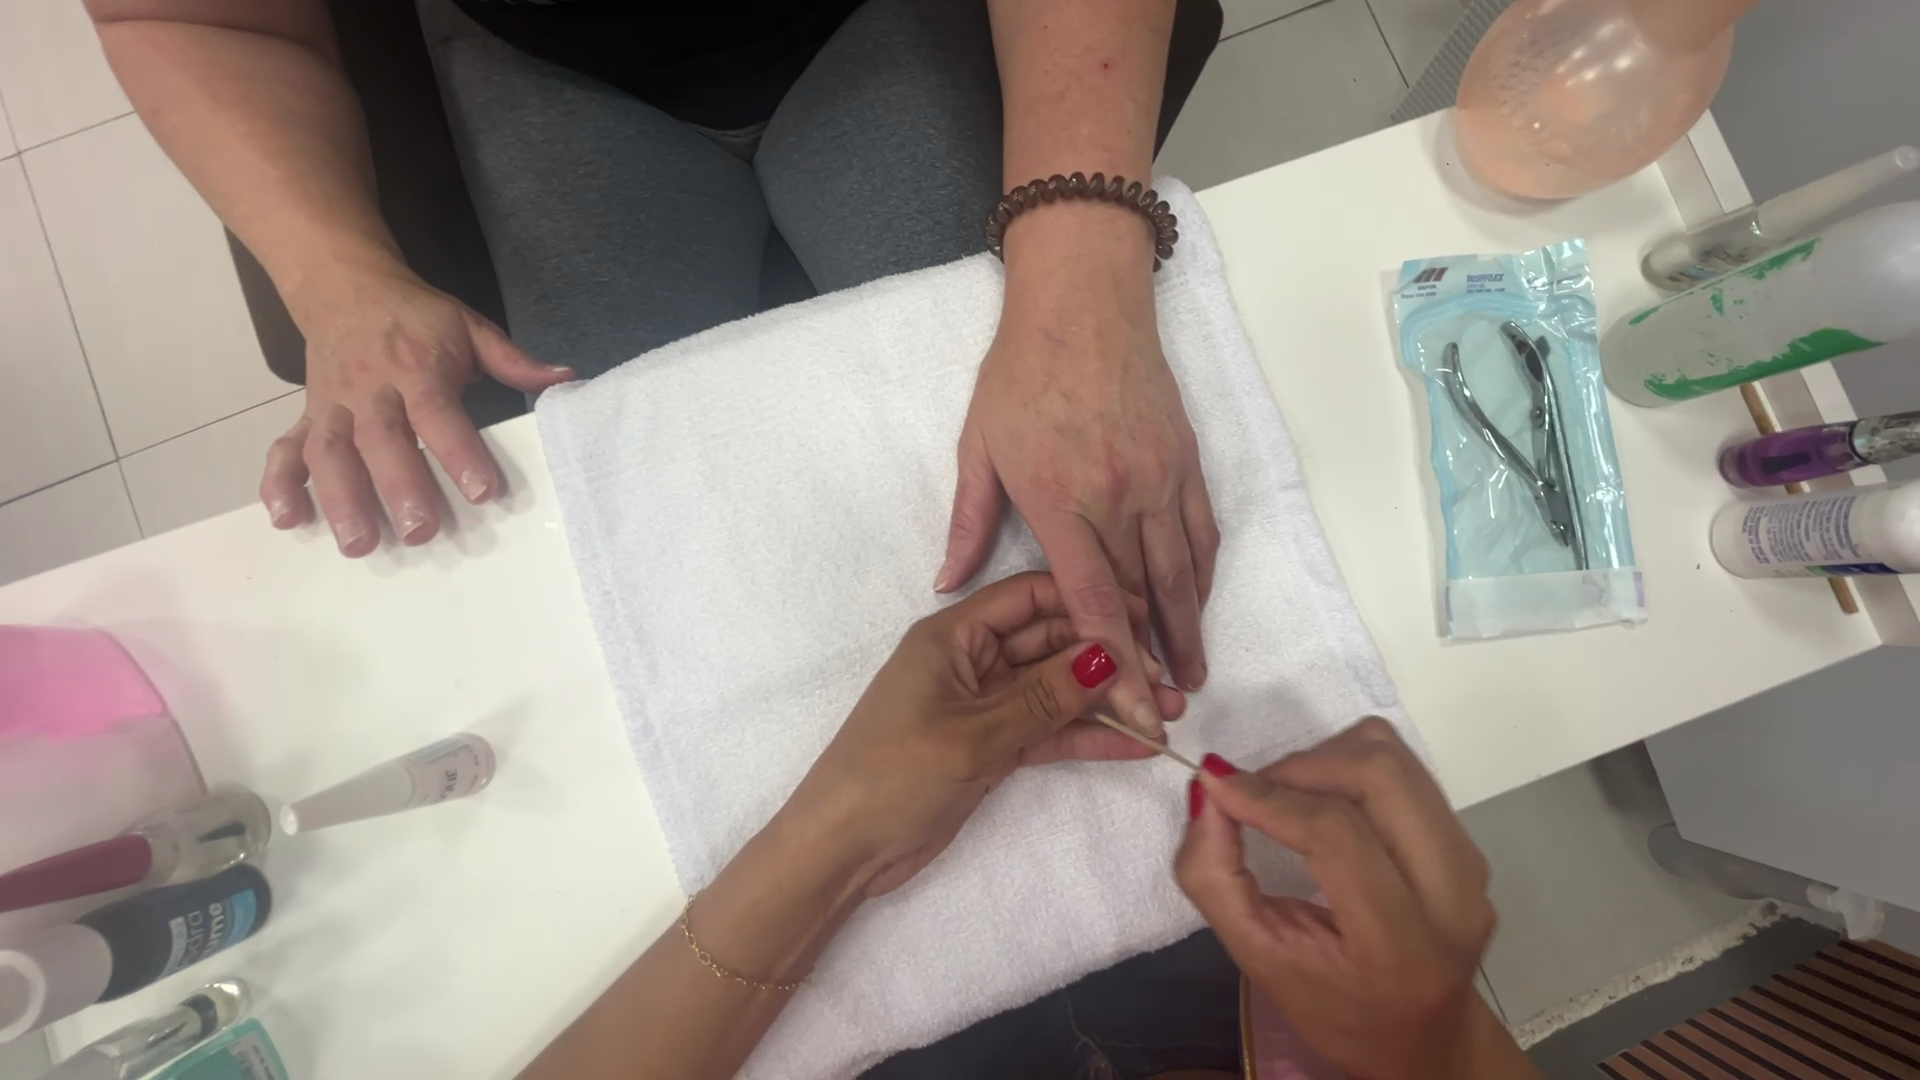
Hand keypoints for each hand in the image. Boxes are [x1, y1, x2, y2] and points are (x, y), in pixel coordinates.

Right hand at [261, 264, 573, 555]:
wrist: (343, 283)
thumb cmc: (419, 317)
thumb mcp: (473, 329)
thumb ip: (517, 362)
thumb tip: (568, 378)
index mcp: (417, 369)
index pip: (438, 415)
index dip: (459, 452)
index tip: (483, 492)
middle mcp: (370, 389)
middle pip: (381, 442)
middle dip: (399, 488)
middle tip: (422, 532)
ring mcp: (333, 403)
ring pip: (330, 453)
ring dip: (340, 500)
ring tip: (360, 545)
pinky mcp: (308, 413)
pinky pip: (287, 447)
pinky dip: (279, 483)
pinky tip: (287, 520)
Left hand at [784, 572, 1186, 897]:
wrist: (842, 850)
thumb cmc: (895, 773)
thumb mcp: (973, 733)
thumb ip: (1044, 696)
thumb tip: (1110, 656)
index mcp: (954, 634)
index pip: (1030, 598)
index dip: (1086, 603)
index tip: (1143, 620)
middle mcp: (972, 659)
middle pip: (1051, 644)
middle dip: (1108, 660)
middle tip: (1169, 682)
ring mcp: (985, 703)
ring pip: (1057, 690)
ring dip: (1107, 701)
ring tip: (1169, 716)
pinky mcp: (993, 744)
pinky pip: (1048, 729)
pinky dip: (1087, 736)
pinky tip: (1136, 746)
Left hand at [937, 206, 1218, 738]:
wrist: (1083, 303)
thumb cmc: (1022, 373)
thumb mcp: (978, 446)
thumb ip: (968, 522)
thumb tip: (946, 581)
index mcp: (1060, 503)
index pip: (1094, 603)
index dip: (1114, 664)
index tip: (1129, 710)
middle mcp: (1118, 500)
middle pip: (1143, 600)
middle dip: (1155, 664)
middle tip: (1163, 713)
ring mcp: (1161, 481)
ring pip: (1181, 574)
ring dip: (1189, 630)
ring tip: (1192, 676)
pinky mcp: (1186, 462)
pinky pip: (1203, 533)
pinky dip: (1203, 577)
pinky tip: (1199, 605)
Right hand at [1176, 719, 1503, 1079]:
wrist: (1423, 1041)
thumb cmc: (1332, 1007)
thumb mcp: (1255, 957)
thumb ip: (1213, 877)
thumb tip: (1207, 792)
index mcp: (1399, 945)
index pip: (1336, 835)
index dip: (1267, 798)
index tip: (1215, 784)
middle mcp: (1451, 896)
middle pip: (1377, 776)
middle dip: (1298, 766)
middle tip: (1254, 791)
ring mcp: (1469, 864)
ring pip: (1392, 759)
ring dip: (1323, 758)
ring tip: (1287, 795)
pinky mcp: (1466, 841)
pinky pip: (1403, 767)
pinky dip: (1347, 762)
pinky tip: (1323, 799)